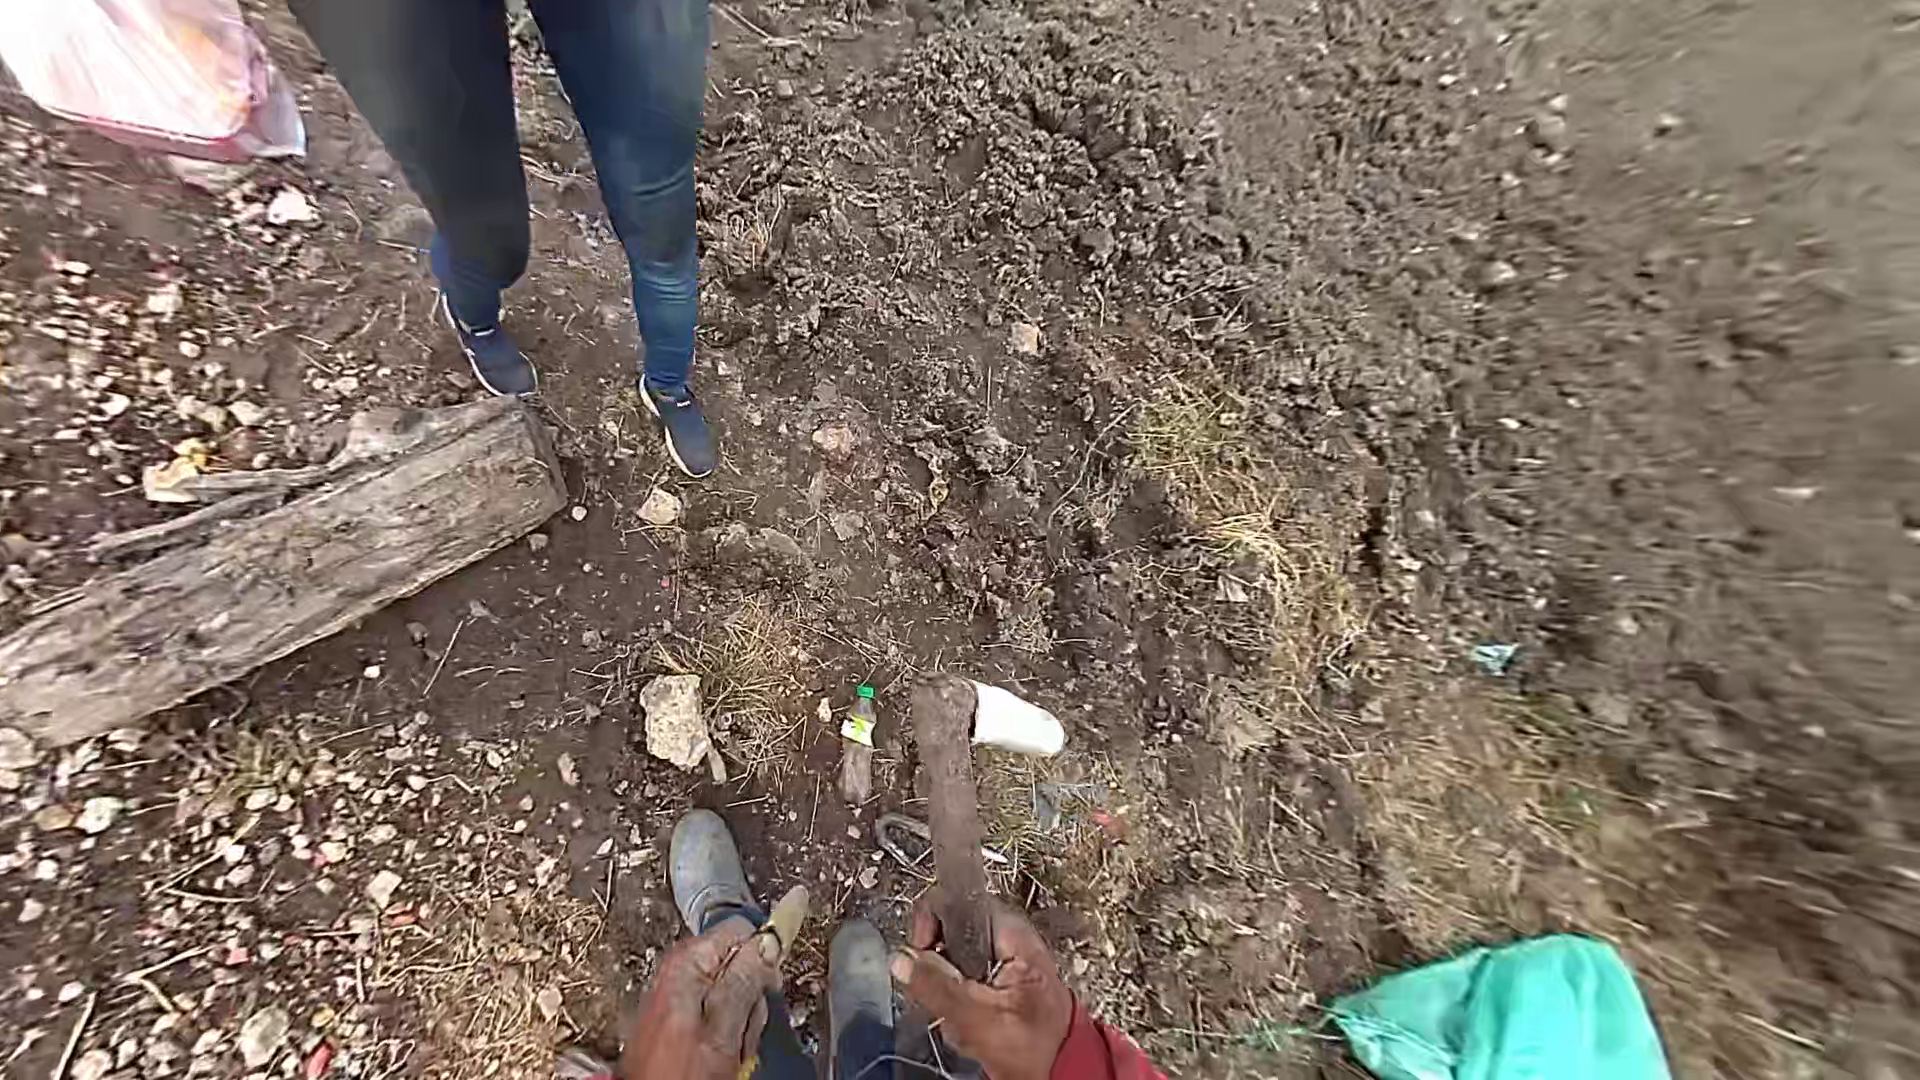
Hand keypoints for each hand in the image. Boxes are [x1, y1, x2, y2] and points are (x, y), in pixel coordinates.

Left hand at [621, 917, 778, 1079]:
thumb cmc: (678, 1078)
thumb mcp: (723, 1027)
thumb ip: (747, 977)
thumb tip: (771, 937)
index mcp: (688, 960)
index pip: (743, 930)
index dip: (762, 957)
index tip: (765, 990)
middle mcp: (680, 969)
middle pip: (740, 962)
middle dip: (750, 997)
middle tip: (740, 1031)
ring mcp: (678, 996)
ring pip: (733, 991)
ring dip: (740, 1022)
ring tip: (727, 1051)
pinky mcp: (678, 1021)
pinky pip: (718, 1014)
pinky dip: (724, 1035)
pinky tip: (717, 1057)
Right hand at [891, 894, 1073, 1079]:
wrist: (1067, 1073)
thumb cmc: (1037, 1046)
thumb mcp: (982, 1019)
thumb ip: (940, 988)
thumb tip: (901, 959)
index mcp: (1006, 929)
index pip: (954, 899)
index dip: (930, 920)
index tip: (921, 952)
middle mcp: (1002, 935)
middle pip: (948, 931)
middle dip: (939, 969)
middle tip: (946, 1000)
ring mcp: (1000, 957)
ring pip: (952, 960)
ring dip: (949, 993)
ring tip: (966, 1022)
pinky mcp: (997, 978)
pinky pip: (962, 980)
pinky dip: (959, 1005)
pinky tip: (971, 1027)